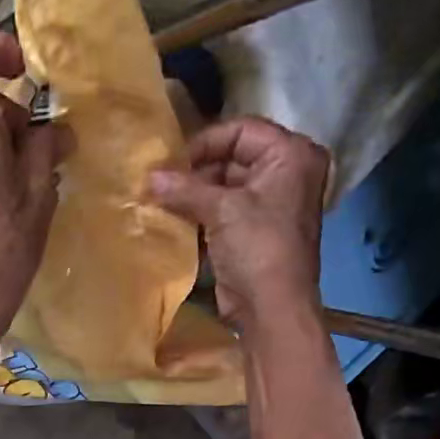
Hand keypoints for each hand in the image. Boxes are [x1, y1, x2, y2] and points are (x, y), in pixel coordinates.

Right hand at [148, 117, 330, 323]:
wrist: (271, 307)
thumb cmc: (258, 247)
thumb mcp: (222, 209)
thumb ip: (184, 188)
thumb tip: (149, 177)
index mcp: (290, 155)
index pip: (241, 131)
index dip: (204, 143)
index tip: (170, 163)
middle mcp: (284, 174)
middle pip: (230, 158)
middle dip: (194, 173)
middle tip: (159, 183)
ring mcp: (267, 206)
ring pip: (222, 188)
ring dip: (191, 196)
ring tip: (159, 201)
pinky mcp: (250, 233)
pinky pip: (220, 213)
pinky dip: (197, 215)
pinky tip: (171, 220)